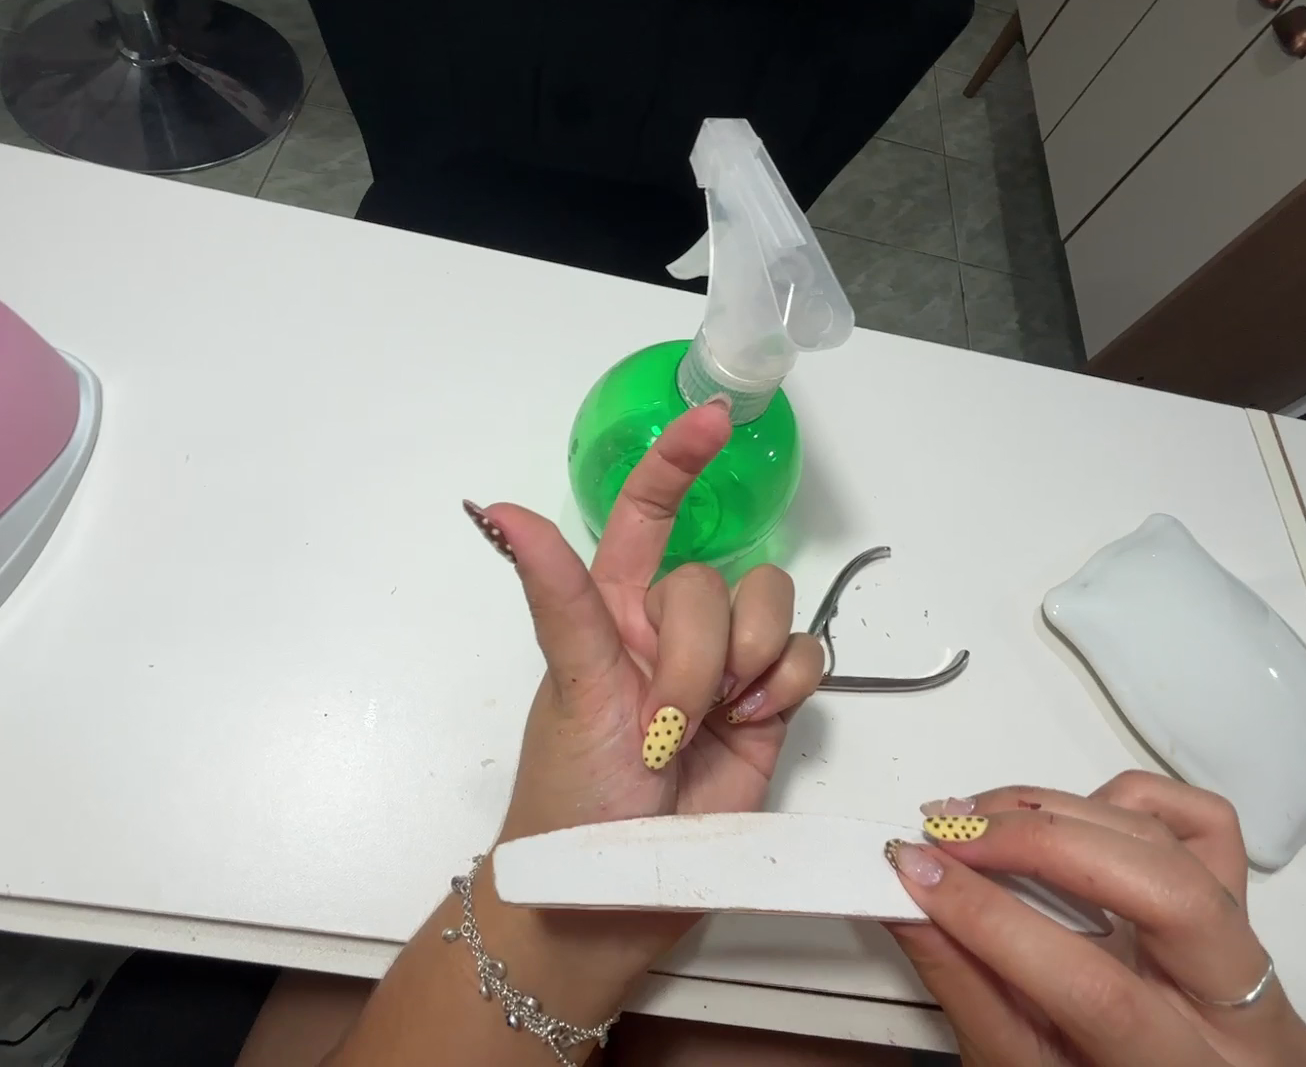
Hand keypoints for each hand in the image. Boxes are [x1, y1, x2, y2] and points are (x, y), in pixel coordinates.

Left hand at [461, 400, 823, 952]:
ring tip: (710, 723)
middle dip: (701, 649)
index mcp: (617, 604)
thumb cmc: (573, 786)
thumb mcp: (572, 682)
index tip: (715, 417)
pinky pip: (805, 655)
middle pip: (723, 577)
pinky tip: (750, 724)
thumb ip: (556, 591)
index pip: (650, 511)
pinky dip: (786, 686)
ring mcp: (725, 662)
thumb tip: (499, 506)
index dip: (678, 460)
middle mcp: (674, 624)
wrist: (624, 888)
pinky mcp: (769, 702)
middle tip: (666, 717)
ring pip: (773, 606)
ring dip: (747, 665)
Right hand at [884, 771, 1305, 1066]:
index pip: (1096, 988)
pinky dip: (1121, 800)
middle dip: (1036, 842)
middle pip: (1162, 890)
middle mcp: (1245, 1008)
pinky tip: (1060, 821)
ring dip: (1050, 809)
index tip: (912, 868)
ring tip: (973, 819)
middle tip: (948, 832)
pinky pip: (1202, 820)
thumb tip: (902, 893)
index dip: (991, 917)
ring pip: (1163, 839)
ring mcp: (1248, 941)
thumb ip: (961, 984)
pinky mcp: (1234, 894)